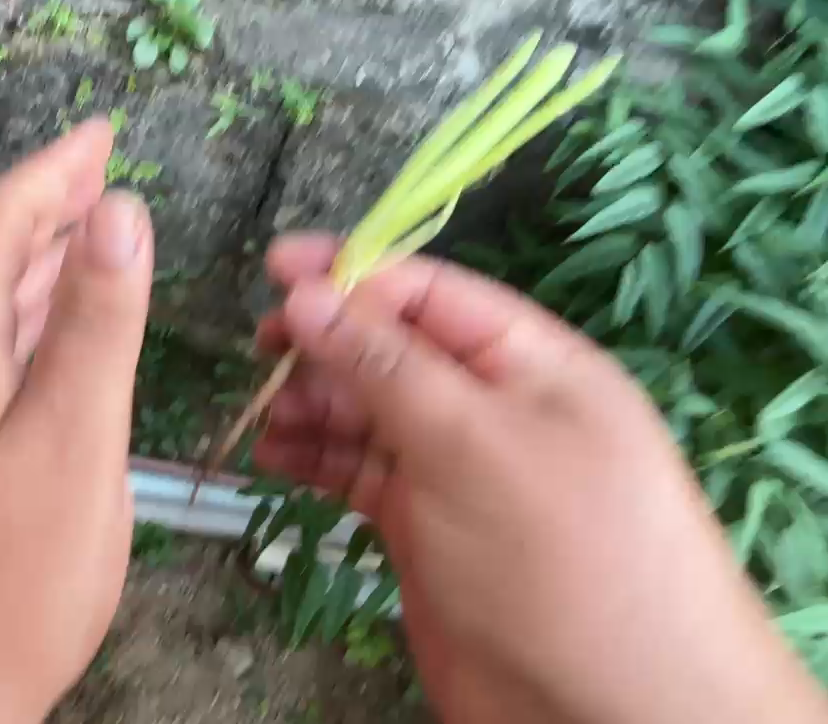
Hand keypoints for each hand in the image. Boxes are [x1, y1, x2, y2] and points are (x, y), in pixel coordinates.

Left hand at [0, 120, 153, 723]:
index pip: (0, 220)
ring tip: (89, 224)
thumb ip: (97, 321)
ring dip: (38, 255)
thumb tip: (118, 211)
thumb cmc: (6, 573)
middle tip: (103, 167)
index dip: (53, 169)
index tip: (102, 133)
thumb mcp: (72, 439)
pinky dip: (25, 312)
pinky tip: (53, 322)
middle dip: (47, 202)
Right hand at [254, 234, 827, 723]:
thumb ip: (383, 363)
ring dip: (310, 404)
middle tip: (264, 347)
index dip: (351, 272)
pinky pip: (355, 466)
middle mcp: (486, 405)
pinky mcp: (420, 520)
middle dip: (324, 343)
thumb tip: (304, 293)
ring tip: (270, 417)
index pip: (427, 292)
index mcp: (526, 364)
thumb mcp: (471, 443)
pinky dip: (313, 456)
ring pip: (363, 408)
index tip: (277, 268)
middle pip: (386, 348)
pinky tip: (274, 457)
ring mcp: (451, 466)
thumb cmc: (563, 560)